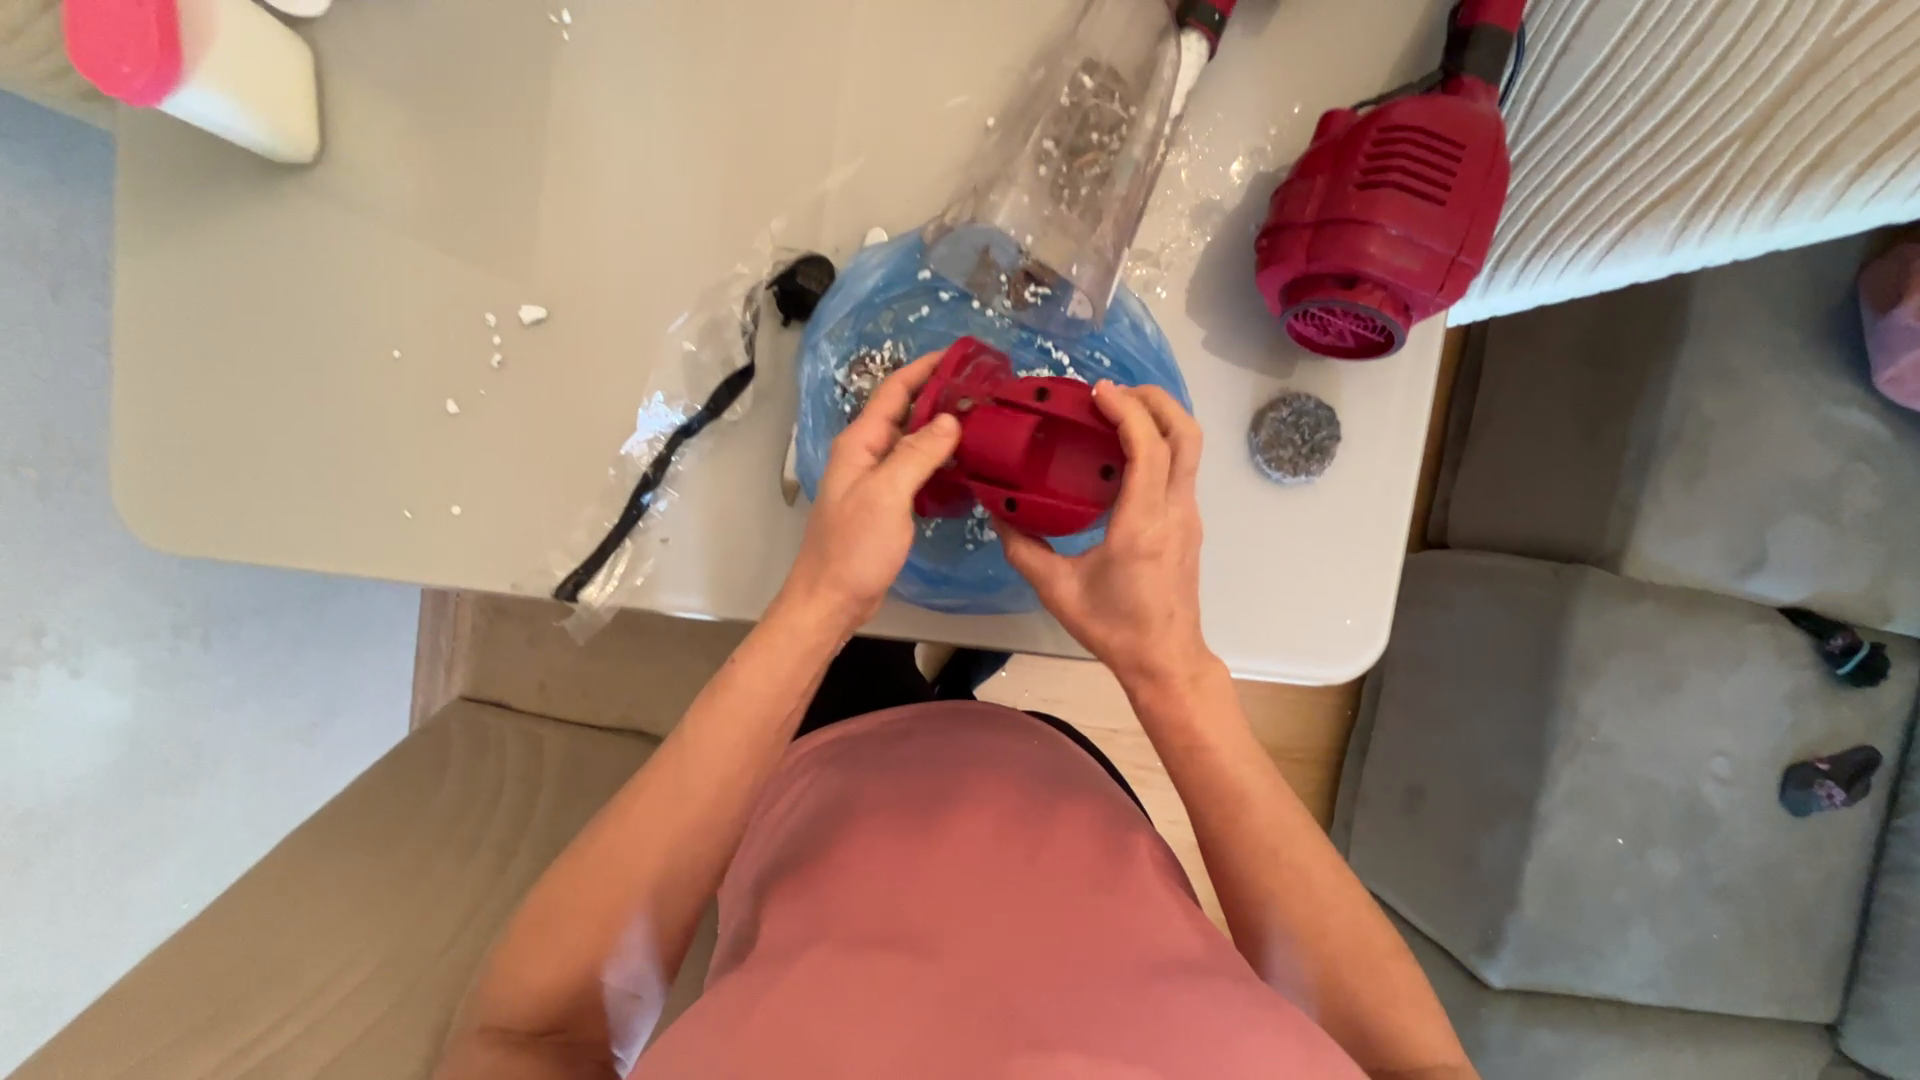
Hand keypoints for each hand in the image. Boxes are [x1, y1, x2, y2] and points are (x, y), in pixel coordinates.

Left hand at [777, 352, 960, 633]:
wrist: (831, 600)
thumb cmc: (854, 548)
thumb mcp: (887, 495)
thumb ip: (917, 454)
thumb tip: (951, 420)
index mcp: (860, 442)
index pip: (894, 390)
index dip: (926, 368)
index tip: (963, 356)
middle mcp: (866, 454)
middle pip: (906, 413)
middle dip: (941, 396)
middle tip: (985, 390)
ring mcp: (876, 480)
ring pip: (913, 443)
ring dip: (943, 430)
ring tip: (984, 422)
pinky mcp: (887, 504)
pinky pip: (917, 471)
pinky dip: (940, 463)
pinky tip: (967, 466)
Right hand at [999, 381, 1218, 692]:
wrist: (1165, 659)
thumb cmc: (1112, 628)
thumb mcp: (1056, 590)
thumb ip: (1023, 549)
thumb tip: (997, 512)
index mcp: (1142, 525)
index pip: (1149, 448)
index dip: (1127, 410)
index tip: (1097, 392)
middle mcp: (1175, 512)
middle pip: (1186, 434)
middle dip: (1156, 400)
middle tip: (1114, 391)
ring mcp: (1188, 516)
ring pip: (1190, 448)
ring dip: (1160, 418)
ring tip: (1116, 412)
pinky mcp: (1189, 524)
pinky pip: (1181, 468)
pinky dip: (1160, 443)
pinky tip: (1123, 452)